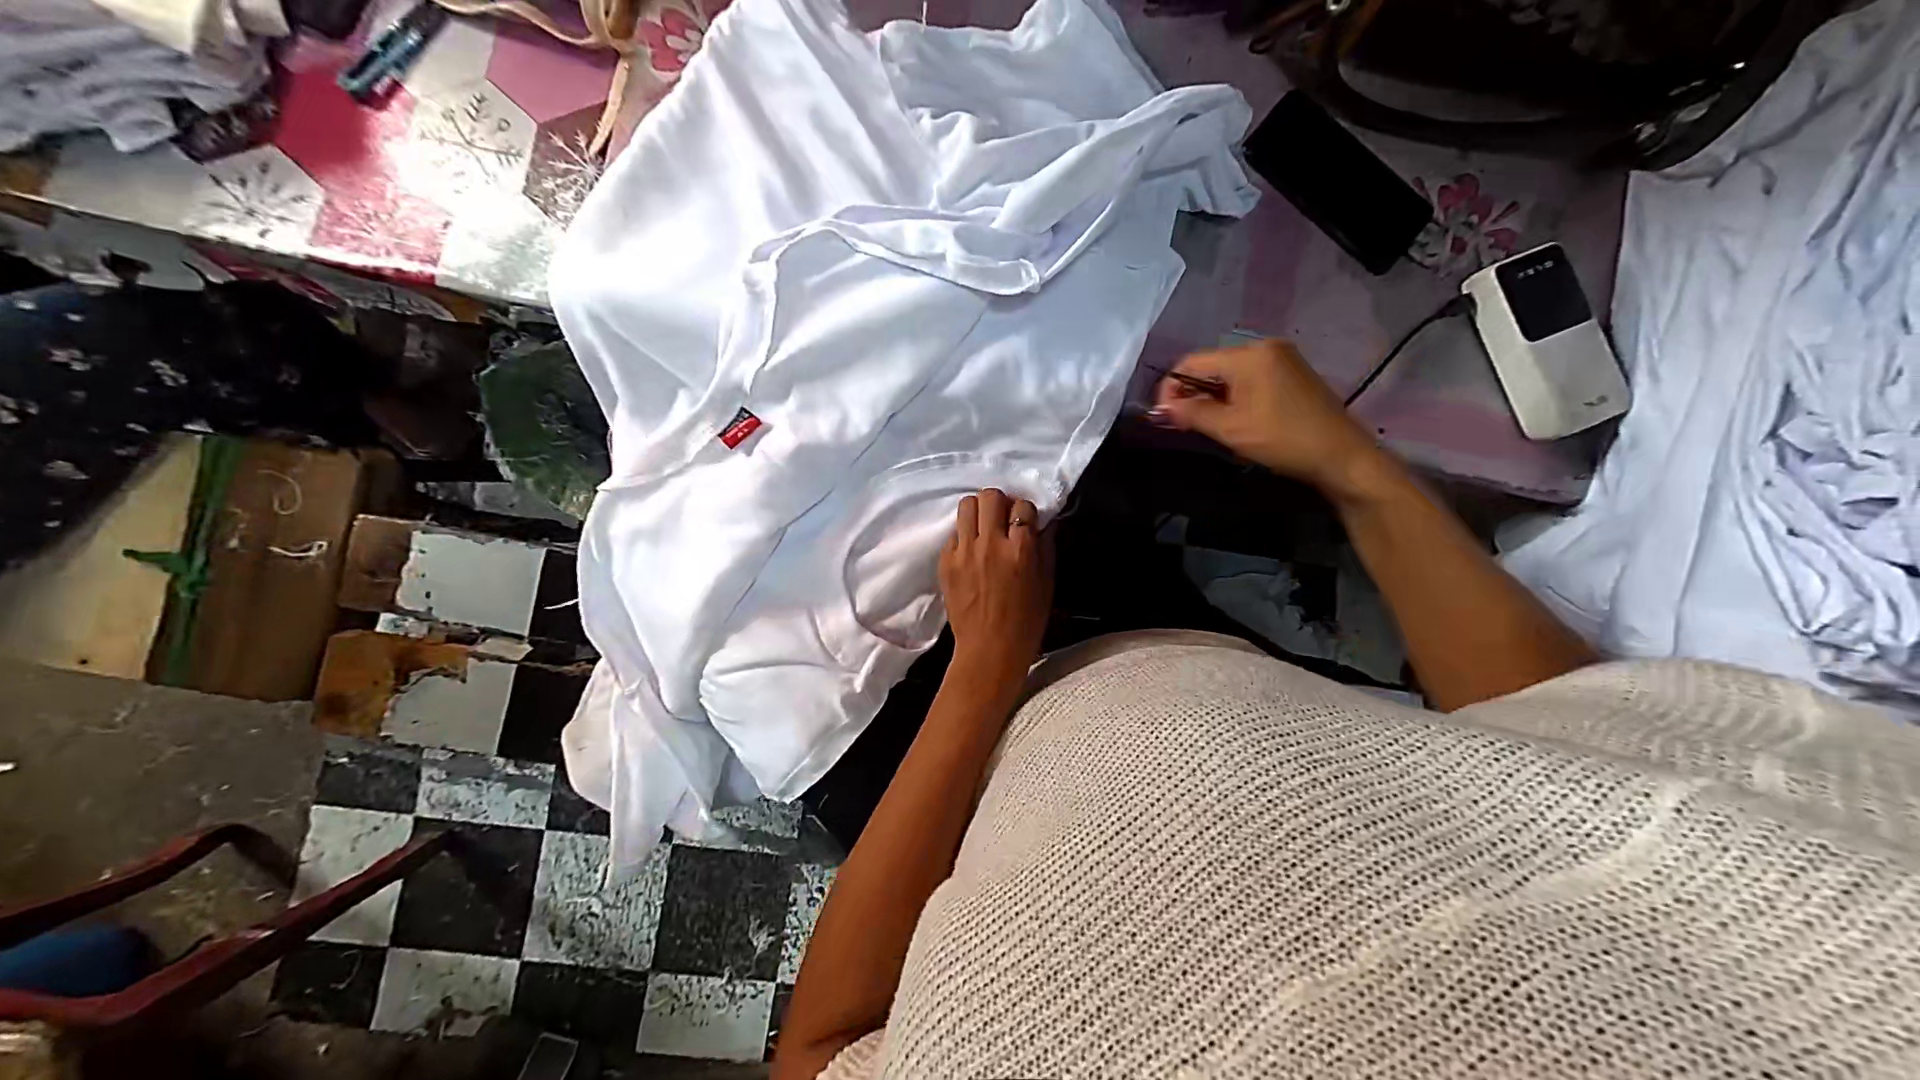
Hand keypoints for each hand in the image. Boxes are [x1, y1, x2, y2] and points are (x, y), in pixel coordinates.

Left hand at [938, 488, 1052, 685]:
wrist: (990, 649)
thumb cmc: (1026, 620)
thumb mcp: (1047, 582)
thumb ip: (1046, 547)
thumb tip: (1046, 522)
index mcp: (1021, 549)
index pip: (1023, 507)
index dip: (1026, 513)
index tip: (1025, 523)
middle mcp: (991, 544)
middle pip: (990, 496)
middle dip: (1000, 503)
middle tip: (1003, 519)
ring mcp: (964, 552)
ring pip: (966, 505)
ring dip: (978, 512)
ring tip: (984, 528)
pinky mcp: (945, 562)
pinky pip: (953, 533)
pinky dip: (964, 537)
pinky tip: (971, 552)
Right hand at [1152, 339, 1387, 502]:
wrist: (1341, 455)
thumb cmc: (1283, 439)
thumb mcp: (1230, 429)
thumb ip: (1192, 414)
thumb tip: (1161, 409)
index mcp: (1248, 355)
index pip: (1193, 363)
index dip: (1171, 388)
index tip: (1163, 416)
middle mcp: (1264, 347)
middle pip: (1211, 365)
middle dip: (1191, 393)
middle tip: (1180, 423)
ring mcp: (1282, 359)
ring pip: (1229, 373)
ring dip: (1211, 396)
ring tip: (1203, 424)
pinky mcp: (1291, 374)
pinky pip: (1249, 378)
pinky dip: (1233, 395)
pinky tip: (1231, 418)